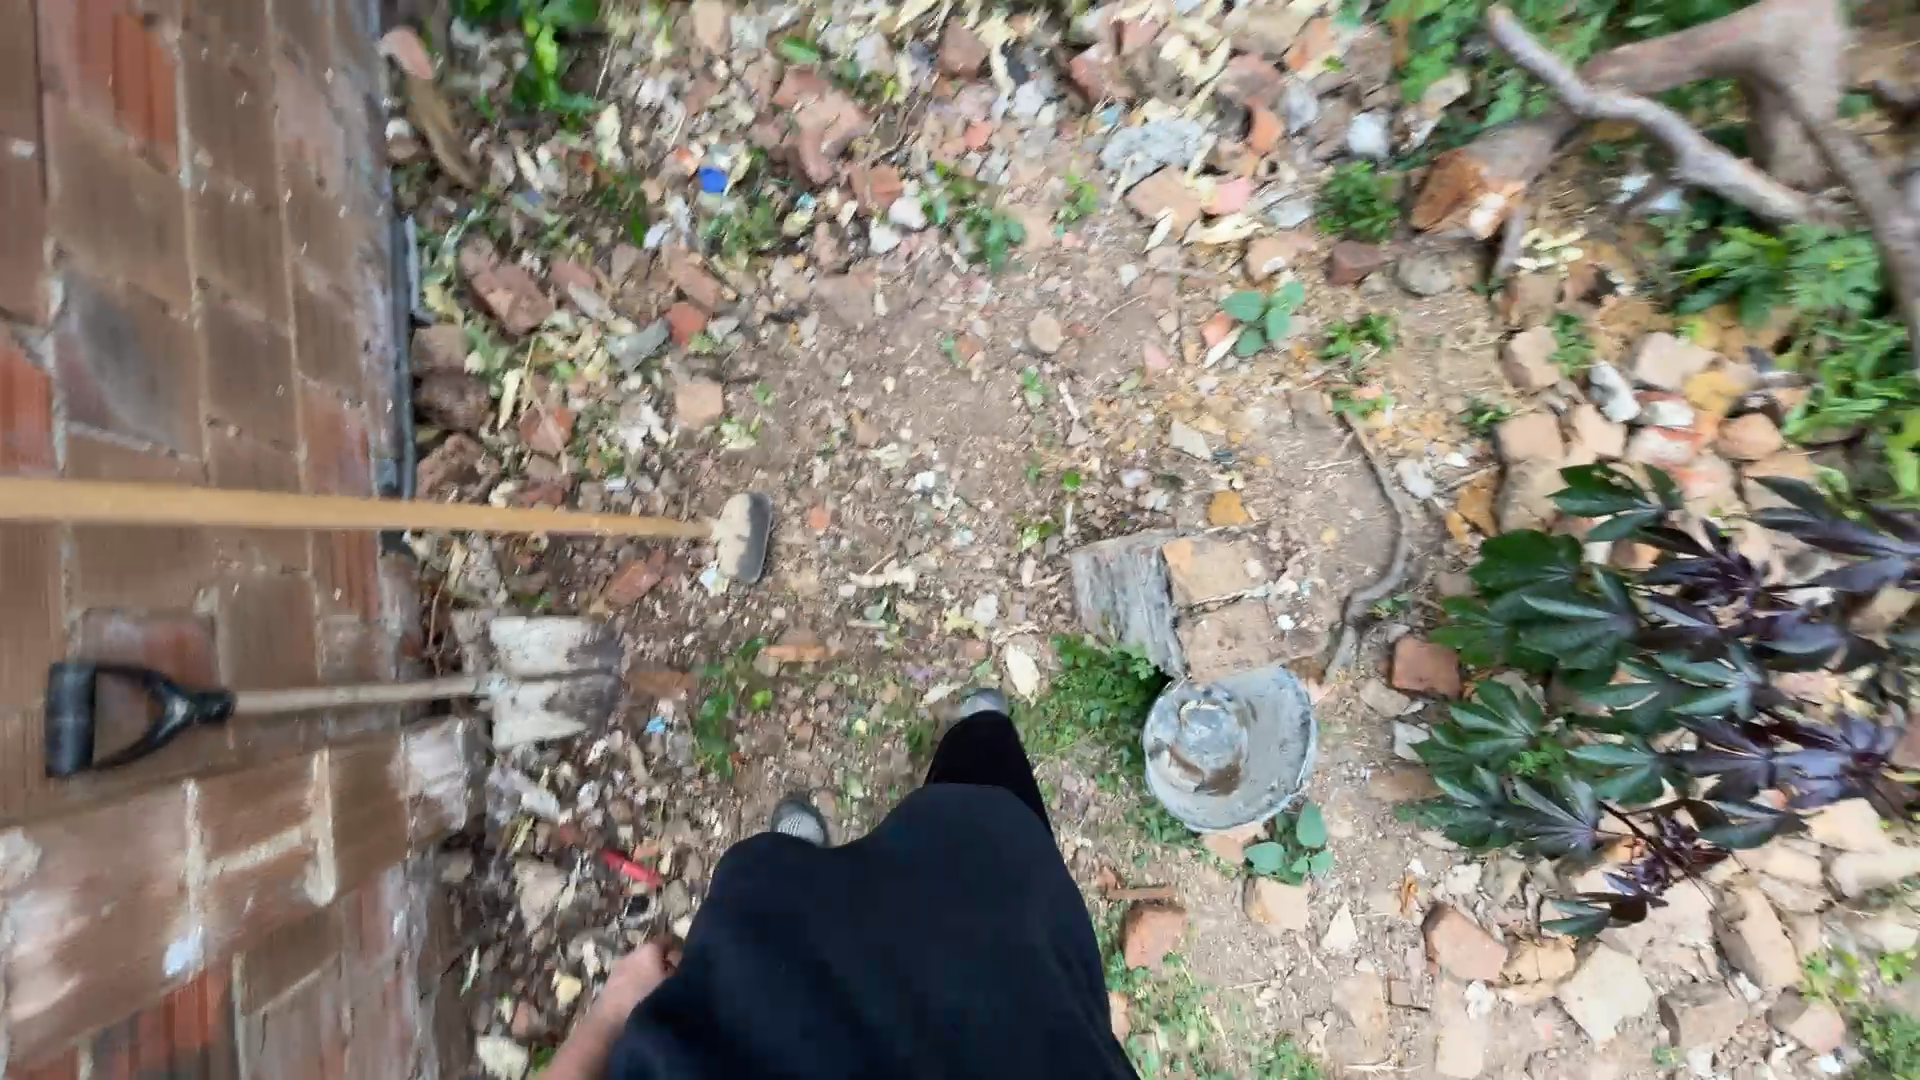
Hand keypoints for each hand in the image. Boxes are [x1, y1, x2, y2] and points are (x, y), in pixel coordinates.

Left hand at [545, 940, 680, 1079]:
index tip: (689, 969)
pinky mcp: (608, 988)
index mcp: (650, 947)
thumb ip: (683, 972)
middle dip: (665, 966)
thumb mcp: (674, 985)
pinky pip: (630, 982)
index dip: (682, 952)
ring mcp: (618, 969)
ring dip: (650, 979)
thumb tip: (687, 969)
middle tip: (676, 985)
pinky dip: (637, 990)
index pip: (671, 940)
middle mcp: (633, 953)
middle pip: (656, 954)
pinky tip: (641, 1006)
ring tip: (659, 998)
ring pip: (641, 969)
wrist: (606, 1029)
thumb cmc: (645, 1002)